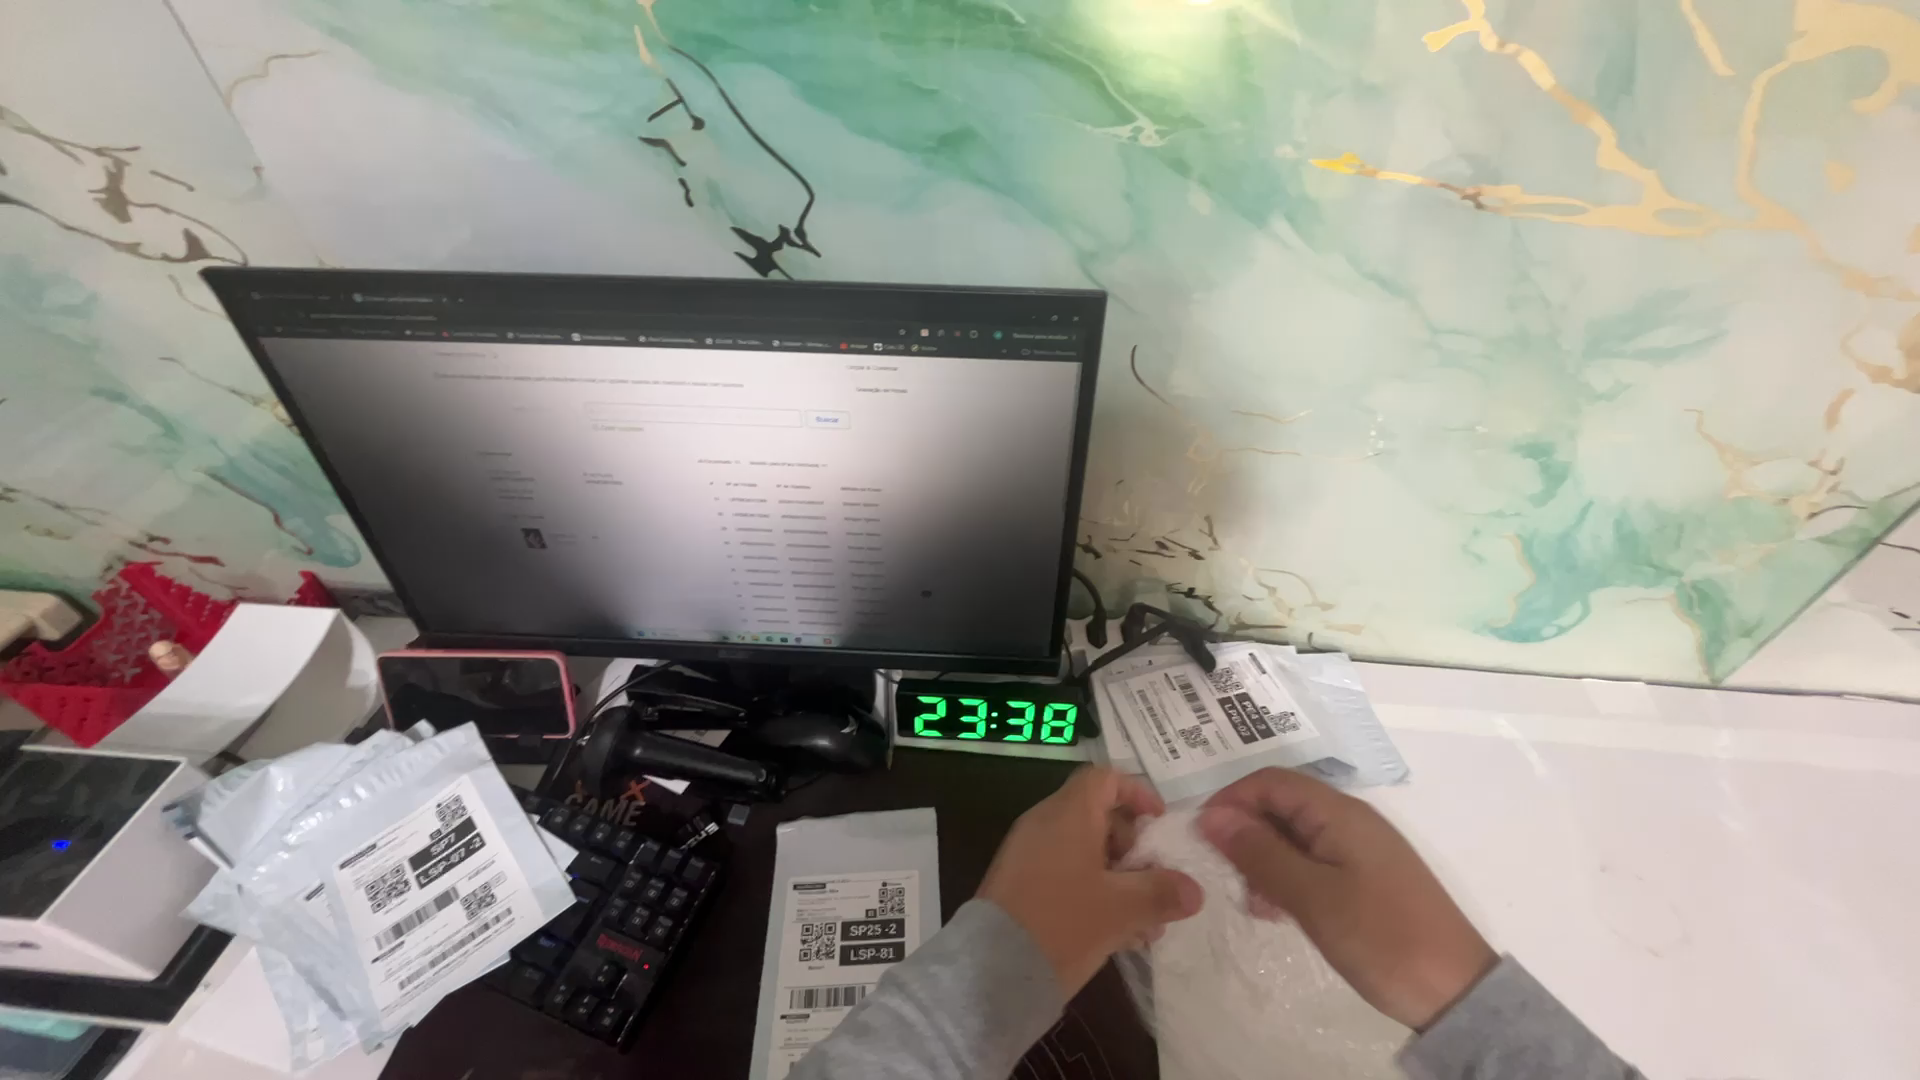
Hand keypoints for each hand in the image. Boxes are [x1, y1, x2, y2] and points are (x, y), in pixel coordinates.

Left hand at [979, 766, 1202, 995]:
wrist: (994, 968)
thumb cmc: (1063, 922)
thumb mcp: (1121, 909)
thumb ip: (1161, 893)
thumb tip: (1194, 889)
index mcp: (1068, 813)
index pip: (1104, 778)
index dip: (1136, 793)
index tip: (1159, 824)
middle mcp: (1045, 821)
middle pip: (1097, 814)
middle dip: (1132, 846)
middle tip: (1155, 881)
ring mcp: (1028, 851)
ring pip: (1084, 848)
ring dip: (1117, 876)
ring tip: (1145, 921)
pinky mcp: (1020, 880)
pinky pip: (1065, 870)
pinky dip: (1093, 889)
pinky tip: (1118, 934)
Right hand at [1198, 768, 1495, 1030]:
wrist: (1460, 997)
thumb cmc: (1382, 938)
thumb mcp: (1311, 897)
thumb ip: (1259, 852)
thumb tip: (1212, 816)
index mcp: (1338, 813)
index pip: (1269, 782)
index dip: (1231, 799)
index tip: (1203, 836)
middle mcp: (1348, 820)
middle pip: (1280, 805)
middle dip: (1245, 832)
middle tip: (1226, 874)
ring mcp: (1358, 849)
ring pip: (1292, 834)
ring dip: (1263, 858)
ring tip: (1252, 900)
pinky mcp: (1364, 877)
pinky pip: (1311, 860)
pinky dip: (1286, 876)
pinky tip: (1277, 909)